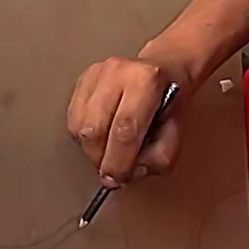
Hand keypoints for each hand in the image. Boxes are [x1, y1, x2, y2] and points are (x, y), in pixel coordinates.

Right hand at [66, 52, 191, 186]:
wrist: (163, 68)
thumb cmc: (169, 100)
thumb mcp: (176, 132)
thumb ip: (157, 157)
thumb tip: (127, 172)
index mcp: (147, 81)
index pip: (125, 129)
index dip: (118, 161)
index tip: (117, 179)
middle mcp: (117, 72)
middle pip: (94, 128)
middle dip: (100, 158)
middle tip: (110, 171)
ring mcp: (96, 74)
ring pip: (78, 125)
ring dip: (90, 148)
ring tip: (108, 150)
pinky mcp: (82, 79)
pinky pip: (72, 118)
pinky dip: (83, 136)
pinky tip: (100, 135)